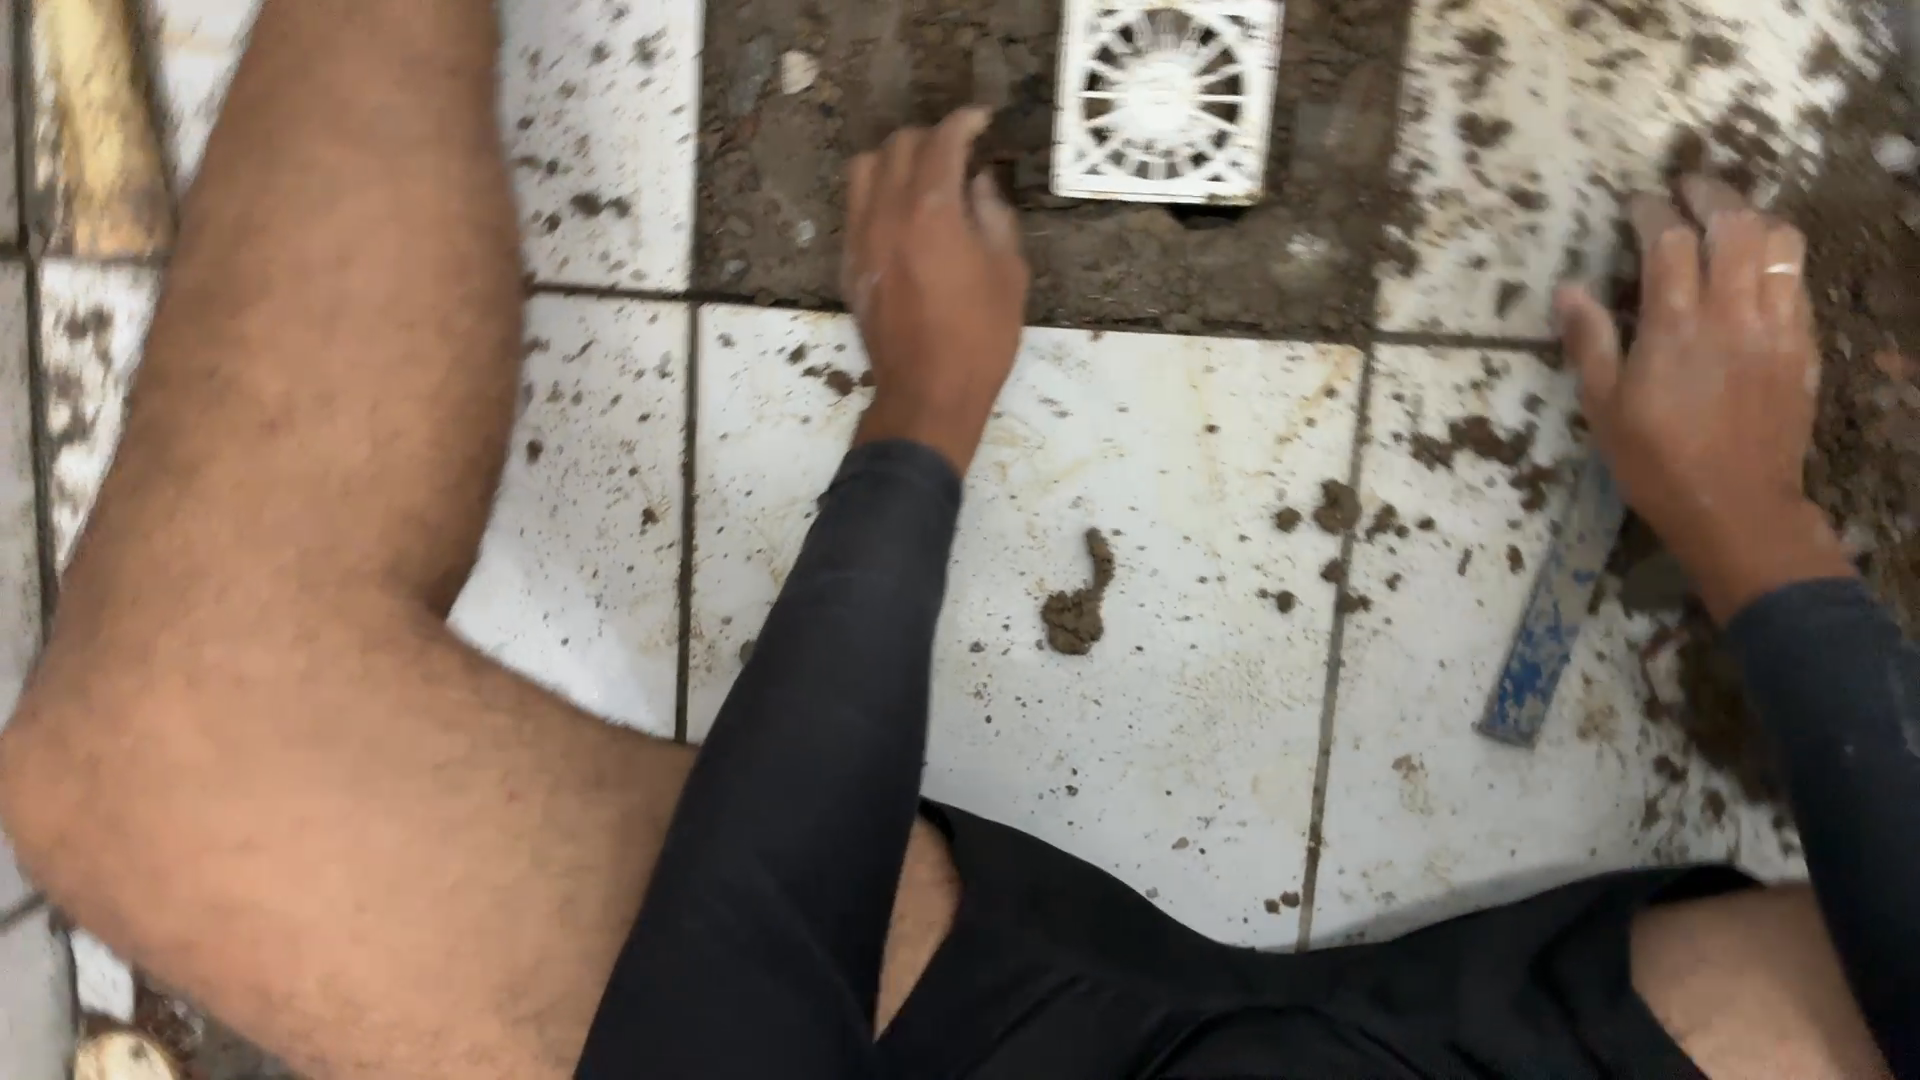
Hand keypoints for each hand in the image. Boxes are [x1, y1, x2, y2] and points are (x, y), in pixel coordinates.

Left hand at [842, 107, 1028, 474]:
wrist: (927, 393)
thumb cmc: (980, 339)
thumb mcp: (1008, 274)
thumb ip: (995, 216)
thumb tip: (979, 183)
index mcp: (932, 210)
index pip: (942, 139)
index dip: (965, 122)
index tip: (981, 122)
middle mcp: (887, 213)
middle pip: (898, 146)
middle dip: (931, 139)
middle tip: (958, 156)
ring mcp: (860, 239)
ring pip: (863, 169)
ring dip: (893, 161)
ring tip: (920, 179)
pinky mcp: (848, 266)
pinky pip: (853, 209)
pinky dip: (875, 196)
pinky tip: (899, 217)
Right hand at [1556, 176, 1854, 622]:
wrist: (1732, 501)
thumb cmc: (1650, 456)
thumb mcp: (1601, 403)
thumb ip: (1590, 340)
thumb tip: (1569, 290)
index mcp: (1676, 327)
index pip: (1669, 245)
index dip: (1652, 214)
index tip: (1635, 201)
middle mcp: (1735, 313)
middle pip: (1735, 228)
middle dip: (1709, 196)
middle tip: (1685, 185)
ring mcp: (1779, 324)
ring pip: (1781, 243)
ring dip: (1752, 215)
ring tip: (1727, 210)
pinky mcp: (1804, 343)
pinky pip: (1799, 278)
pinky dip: (1777, 253)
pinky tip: (1757, 260)